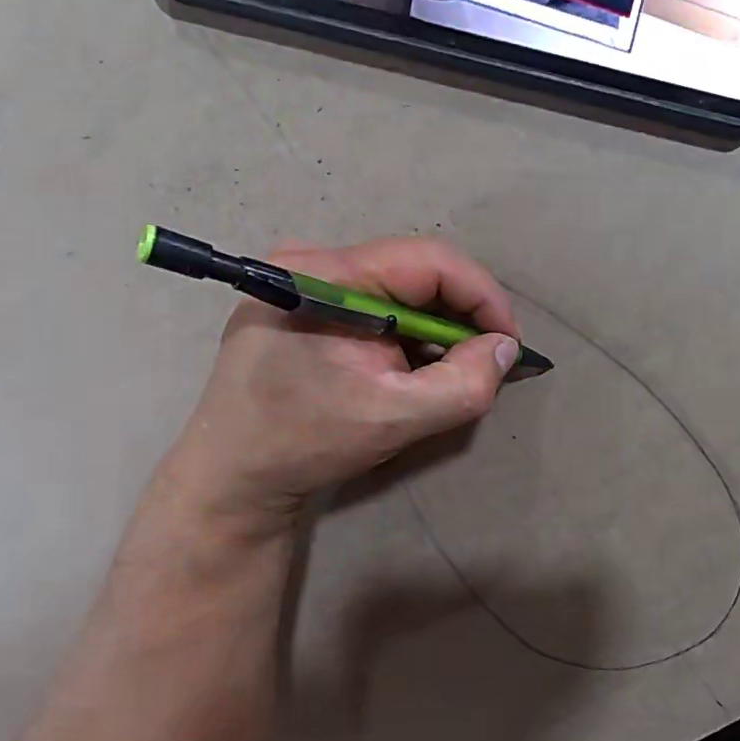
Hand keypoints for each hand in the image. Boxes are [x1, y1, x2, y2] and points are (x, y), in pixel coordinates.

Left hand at [121, 238, 521, 558]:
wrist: (230, 479)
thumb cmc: (302, 444)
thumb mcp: (392, 419)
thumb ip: (462, 384)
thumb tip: (505, 349)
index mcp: (325, 275)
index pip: (428, 260)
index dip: (482, 296)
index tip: (509, 343)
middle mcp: (313, 265)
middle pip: (414, 272)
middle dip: (461, 315)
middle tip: (488, 361)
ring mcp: (306, 285)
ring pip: (398, 291)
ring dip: (436, 328)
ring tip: (454, 371)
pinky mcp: (307, 309)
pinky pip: (376, 307)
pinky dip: (408, 336)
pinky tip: (414, 370)